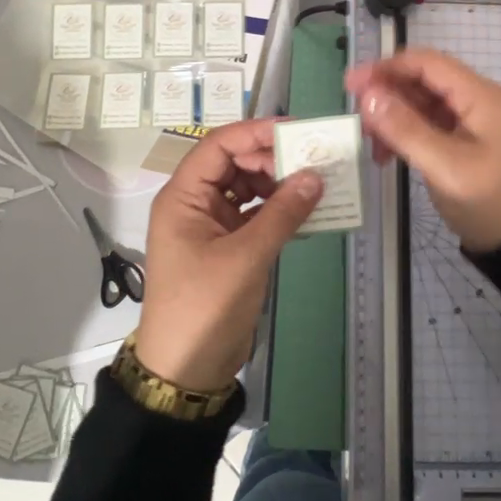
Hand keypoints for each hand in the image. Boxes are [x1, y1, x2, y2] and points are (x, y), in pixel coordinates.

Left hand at [136, 119, 323, 390]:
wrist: (186, 368)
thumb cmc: (205, 306)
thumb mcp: (246, 257)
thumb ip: (282, 213)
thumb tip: (315, 176)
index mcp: (183, 197)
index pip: (219, 146)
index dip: (256, 133)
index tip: (297, 132)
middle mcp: (195, 204)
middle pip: (234, 164)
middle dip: (272, 159)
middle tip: (314, 160)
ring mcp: (211, 226)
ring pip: (247, 188)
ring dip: (279, 184)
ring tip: (316, 183)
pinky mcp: (227, 247)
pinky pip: (255, 215)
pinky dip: (278, 211)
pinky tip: (307, 211)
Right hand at [346, 49, 500, 252]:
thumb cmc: (489, 201)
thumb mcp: (446, 168)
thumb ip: (406, 130)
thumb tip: (368, 96)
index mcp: (477, 96)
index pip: (426, 63)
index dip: (386, 68)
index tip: (351, 85)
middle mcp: (473, 99)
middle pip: (421, 80)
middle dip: (386, 94)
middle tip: (357, 118)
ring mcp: (467, 119)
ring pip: (420, 102)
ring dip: (391, 116)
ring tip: (370, 143)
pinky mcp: (461, 139)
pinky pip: (425, 123)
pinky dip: (403, 133)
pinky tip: (387, 155)